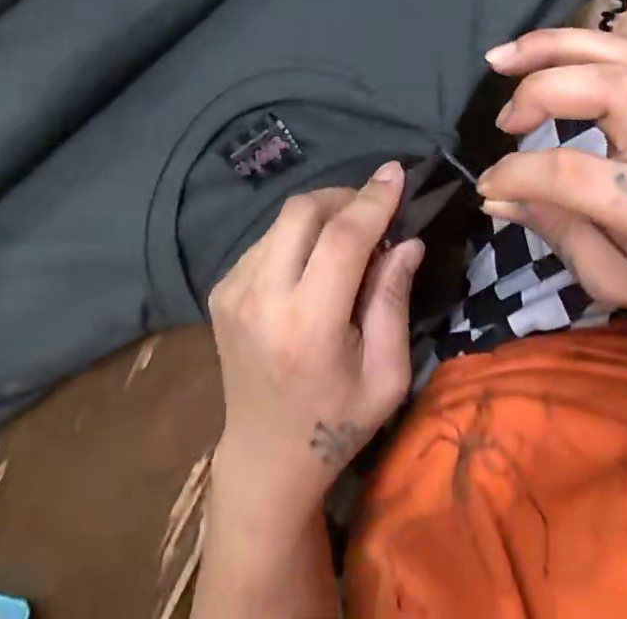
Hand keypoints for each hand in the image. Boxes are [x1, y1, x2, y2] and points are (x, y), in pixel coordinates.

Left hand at [206, 163, 425, 528]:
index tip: (396, 173)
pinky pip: (264, 242)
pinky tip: (312, 263)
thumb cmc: (337, 422)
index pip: (341, 239)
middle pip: (300, 212)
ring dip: (319, 217)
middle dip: (342, 197)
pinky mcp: (219, 290)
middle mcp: (260, 298)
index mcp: (308, 325)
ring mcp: (232, 291)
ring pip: (279, 222)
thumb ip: (392, 300)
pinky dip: (295, 239)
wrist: (265, 453)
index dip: (372, 201)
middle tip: (373, 208)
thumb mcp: (386, 375)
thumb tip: (406, 240)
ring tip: (348, 239)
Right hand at [476, 28, 626, 323]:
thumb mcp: (613, 280)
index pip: (579, 175)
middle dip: (541, 94)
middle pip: (612, 90)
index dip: (519, 173)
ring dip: (550, 49)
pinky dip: (565, 43)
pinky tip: (526, 53)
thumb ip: (556, 232)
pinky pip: (616, 51)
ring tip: (498, 60)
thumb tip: (496, 196)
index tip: (488, 184)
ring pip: (617, 56)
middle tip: (505, 123)